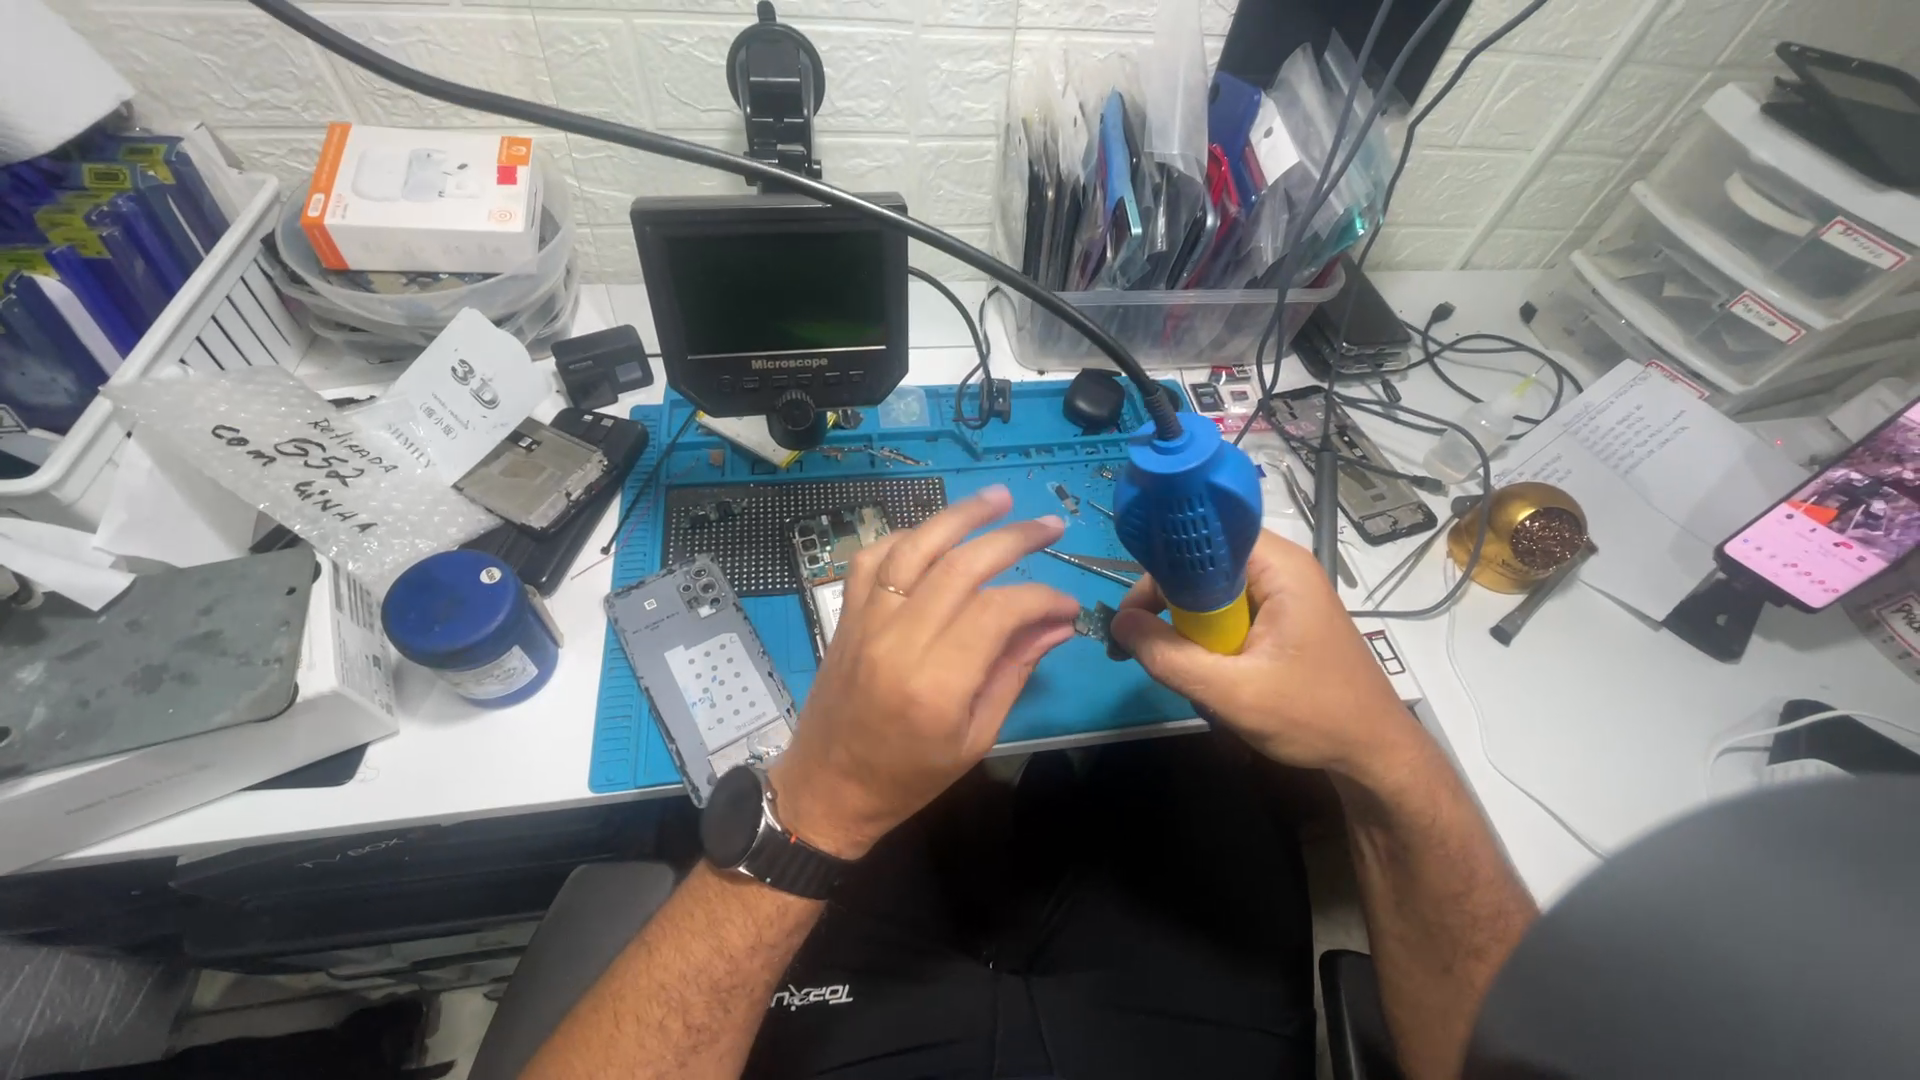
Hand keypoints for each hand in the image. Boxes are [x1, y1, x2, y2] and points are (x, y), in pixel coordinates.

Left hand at [769, 486, 1079, 859]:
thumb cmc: (908, 777)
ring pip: (914, 548)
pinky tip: (934, 532)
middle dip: (1012, 538)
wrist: (827, 789)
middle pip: (961, 566)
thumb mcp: (976, 737)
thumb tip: (1057, 624)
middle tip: (1050, 527)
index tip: (1067, 604)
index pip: (998, 611)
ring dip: (959, 516)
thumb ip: (1015, 672)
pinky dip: (905, 537)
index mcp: (937, 683)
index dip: (1041, 597)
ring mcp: (866, 621)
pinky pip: (872, 559)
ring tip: (998, 498)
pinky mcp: (845, 615)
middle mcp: (899, 641)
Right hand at [1109, 529, 1426, 781]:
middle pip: (1201, 567)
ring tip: (1179, 671)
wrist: (1376, 756)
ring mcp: (1282, 594)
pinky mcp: (1281, 618)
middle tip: (1139, 649)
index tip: (1133, 613)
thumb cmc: (1315, 718)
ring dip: (1187, 631)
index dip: (1162, 568)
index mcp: (1279, 567)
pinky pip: (1226, 614)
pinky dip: (1208, 642)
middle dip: (1167, 607)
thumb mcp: (1233, 693)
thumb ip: (1171, 658)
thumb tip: (1118, 625)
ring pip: (1209, 595)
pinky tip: (1209, 676)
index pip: (1204, 539)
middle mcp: (1280, 569)